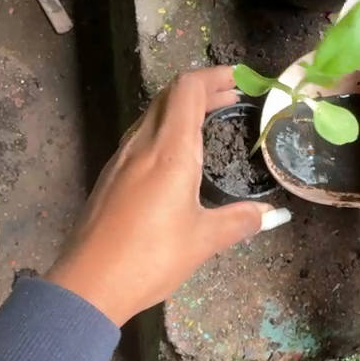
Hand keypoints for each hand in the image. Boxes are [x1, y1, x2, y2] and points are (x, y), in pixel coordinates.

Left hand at [48, 67, 289, 325]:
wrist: (88, 284)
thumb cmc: (150, 258)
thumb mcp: (203, 241)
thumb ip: (240, 221)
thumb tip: (271, 214)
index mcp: (169, 151)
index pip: (188, 90)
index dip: (214, 76)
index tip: (239, 80)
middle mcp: (141, 145)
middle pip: (169, 97)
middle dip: (202, 90)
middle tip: (231, 98)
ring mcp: (120, 160)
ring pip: (151, 116)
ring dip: (180, 110)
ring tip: (208, 121)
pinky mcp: (109, 178)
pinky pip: (139, 138)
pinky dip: (164, 130)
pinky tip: (175, 155)